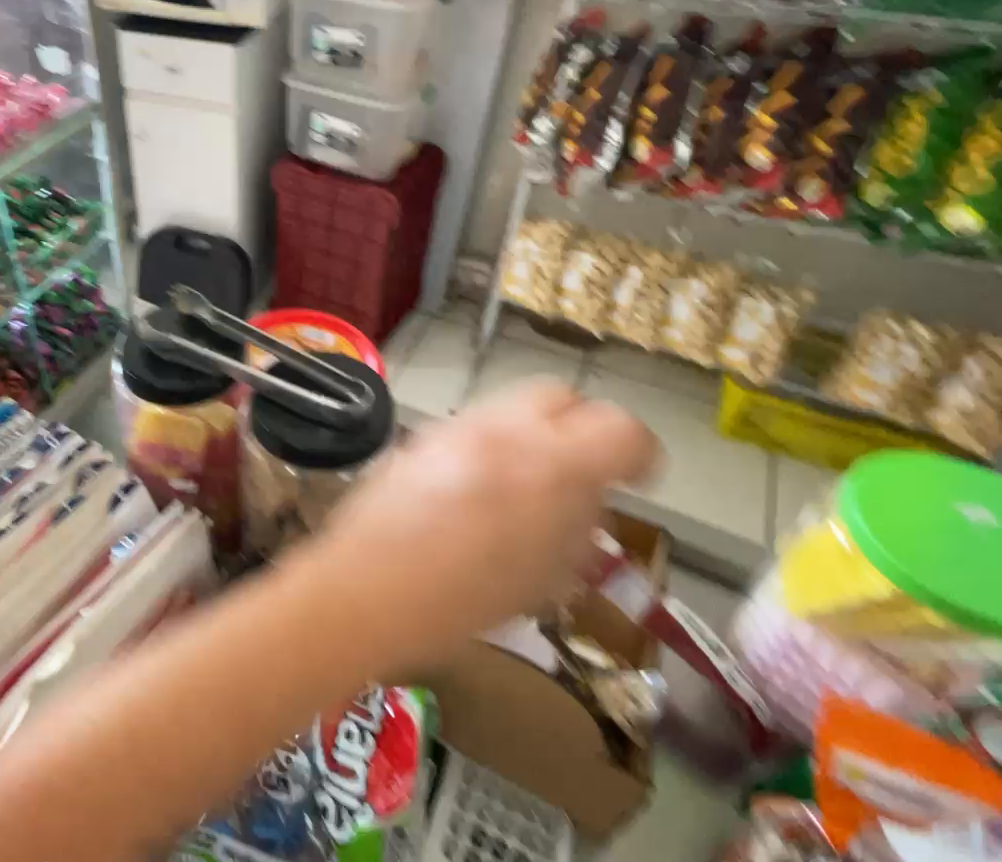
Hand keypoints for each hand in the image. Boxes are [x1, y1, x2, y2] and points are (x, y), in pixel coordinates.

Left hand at [300, 378, 659, 672]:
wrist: (360, 592)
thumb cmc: (457, 605)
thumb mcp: (539, 579)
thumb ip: (574, 530)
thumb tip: (588, 505)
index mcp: (549, 467)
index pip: (621, 428)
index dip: (641, 451)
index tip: (639, 478)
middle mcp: (503, 432)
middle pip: (561, 397)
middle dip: (581, 428)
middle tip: (581, 471)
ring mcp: (454, 429)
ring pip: (512, 406)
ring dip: (534, 434)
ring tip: (528, 484)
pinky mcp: (417, 438)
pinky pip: (470, 426)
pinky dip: (492, 444)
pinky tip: (480, 489)